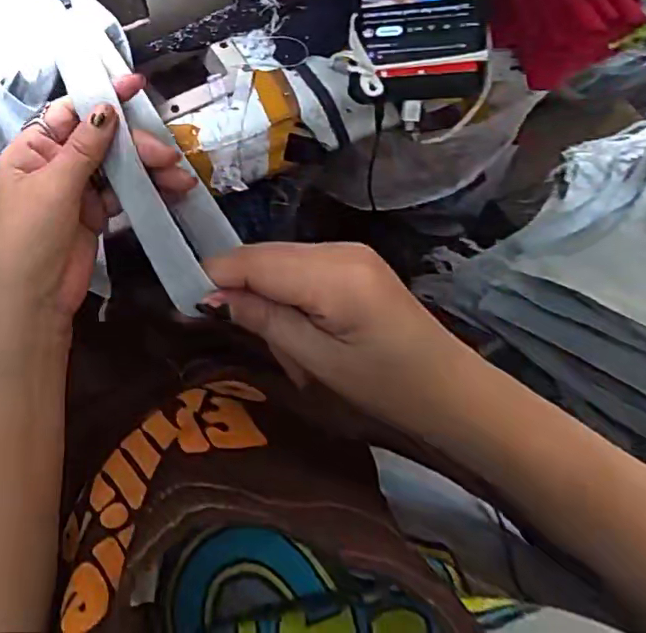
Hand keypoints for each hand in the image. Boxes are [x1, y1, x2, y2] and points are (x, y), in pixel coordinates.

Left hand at [0, 76, 197, 339]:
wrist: (32, 300)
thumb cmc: (29, 235)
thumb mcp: (54, 186)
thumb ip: (84, 147)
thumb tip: (104, 108)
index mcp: (31, 149)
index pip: (68, 113)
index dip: (100, 98)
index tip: (134, 86)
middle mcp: (51, 163)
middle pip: (98, 138)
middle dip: (133, 143)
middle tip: (165, 155)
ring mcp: (73, 188)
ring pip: (114, 165)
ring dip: (145, 168)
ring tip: (177, 176)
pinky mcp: (92, 213)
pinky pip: (121, 192)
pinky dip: (144, 190)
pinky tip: (169, 190)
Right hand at [203, 242, 491, 436]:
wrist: (461, 396)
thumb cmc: (391, 388)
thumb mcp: (318, 361)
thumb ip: (262, 320)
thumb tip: (211, 296)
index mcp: (333, 274)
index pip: (252, 261)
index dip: (214, 276)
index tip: (185, 299)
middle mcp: (338, 249)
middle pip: (261, 255)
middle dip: (237, 285)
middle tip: (229, 326)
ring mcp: (346, 250)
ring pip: (274, 258)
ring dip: (260, 290)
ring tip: (274, 337)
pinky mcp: (350, 259)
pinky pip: (295, 264)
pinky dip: (282, 289)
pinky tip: (294, 323)